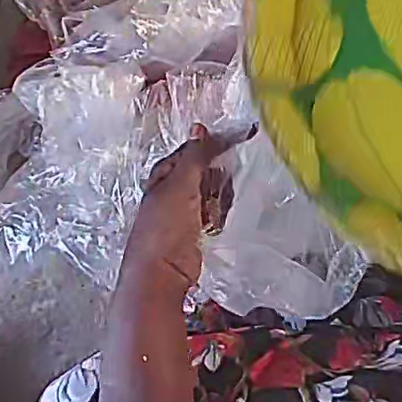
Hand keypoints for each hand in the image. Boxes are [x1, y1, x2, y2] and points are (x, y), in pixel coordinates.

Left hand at [121, 124, 251, 291]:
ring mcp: (185, 211)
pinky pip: (215, 211)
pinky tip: (220, 218)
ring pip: (212, 192)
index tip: (238, 140)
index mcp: (163, 176)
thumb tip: (199, 128)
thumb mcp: (181, 185)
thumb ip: (193, 157)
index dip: (212, 145)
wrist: (162, 272)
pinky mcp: (196, 229)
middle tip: (229, 176)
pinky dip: (220, 212)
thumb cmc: (165, 227)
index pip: (191, 151)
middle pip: (204, 171)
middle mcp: (172, 191)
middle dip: (218, 173)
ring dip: (220, 195)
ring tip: (222, 202)